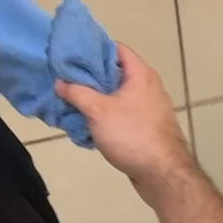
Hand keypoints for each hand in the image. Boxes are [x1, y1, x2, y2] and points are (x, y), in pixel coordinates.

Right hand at [57, 44, 192, 192]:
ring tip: (70, 98)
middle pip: (114, 72)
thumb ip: (77, 93)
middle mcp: (147, 86)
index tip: (72, 53)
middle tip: (65, 76)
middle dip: (89, 75)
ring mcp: (148, 107)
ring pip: (116, 94)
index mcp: (140, 75)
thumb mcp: (98, 111)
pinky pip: (120, 112)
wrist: (162, 174)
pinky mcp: (145, 126)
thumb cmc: (132, 135)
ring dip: (95, 96)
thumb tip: (60, 82)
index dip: (94, 48)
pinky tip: (85, 120)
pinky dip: (104, 113)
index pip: (116, 48)